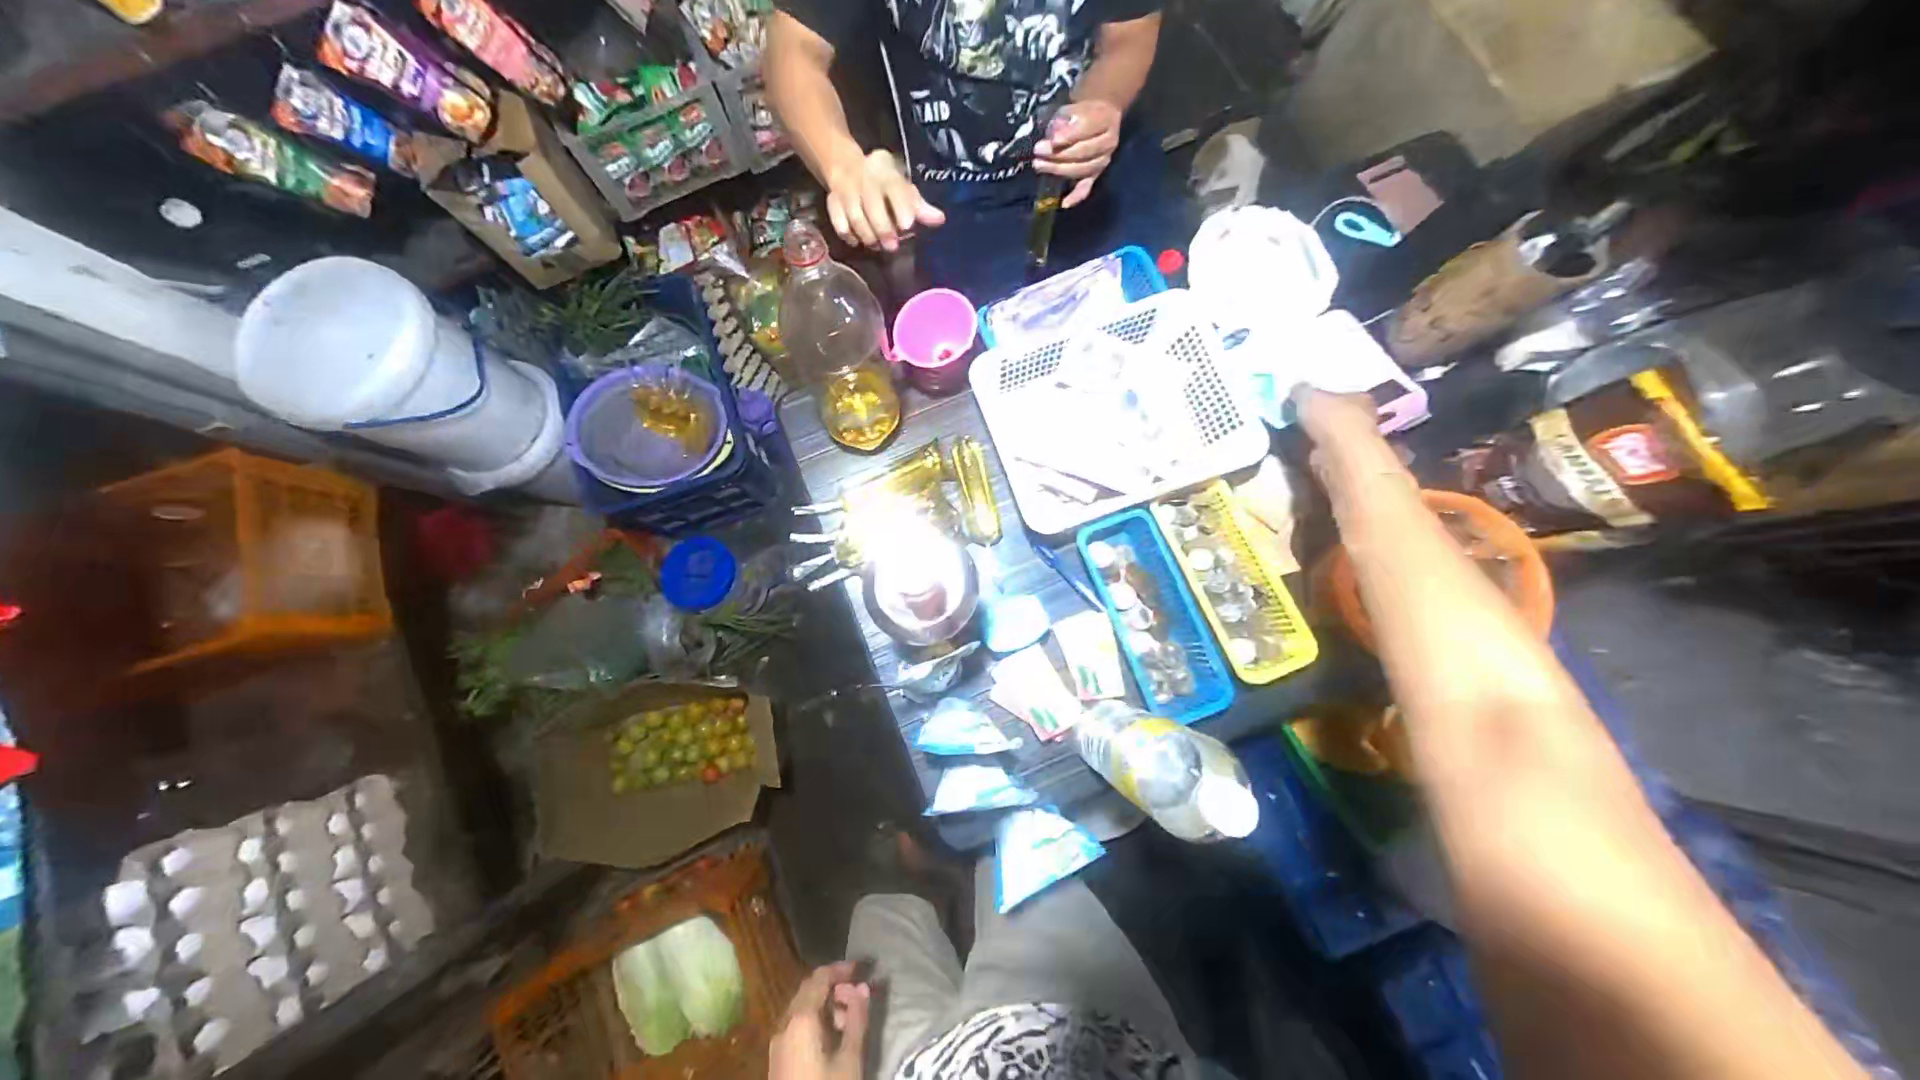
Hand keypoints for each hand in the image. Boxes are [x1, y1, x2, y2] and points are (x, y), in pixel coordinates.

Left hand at [770, 962, 870, 1079]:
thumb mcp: (850, 1059)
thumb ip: (858, 1019)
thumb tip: (863, 987)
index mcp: (800, 1019)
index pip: (819, 978)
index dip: (841, 969)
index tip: (863, 968)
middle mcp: (784, 1025)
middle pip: (808, 991)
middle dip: (835, 987)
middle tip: (859, 994)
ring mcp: (777, 1044)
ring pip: (802, 1010)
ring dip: (826, 1005)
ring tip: (850, 1018)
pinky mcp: (778, 1061)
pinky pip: (796, 1027)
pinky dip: (816, 1021)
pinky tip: (833, 1037)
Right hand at [825, 150, 945, 251]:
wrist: (845, 165)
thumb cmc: (882, 183)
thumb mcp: (902, 189)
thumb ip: (920, 206)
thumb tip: (940, 219)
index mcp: (885, 172)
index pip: (894, 187)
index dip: (901, 206)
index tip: (908, 225)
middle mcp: (864, 178)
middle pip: (872, 204)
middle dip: (882, 228)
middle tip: (892, 246)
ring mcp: (845, 189)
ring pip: (855, 215)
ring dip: (867, 234)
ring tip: (876, 245)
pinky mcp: (832, 201)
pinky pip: (838, 222)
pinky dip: (848, 235)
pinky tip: (857, 241)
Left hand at [1034, 100, 1122, 207]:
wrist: (1098, 118)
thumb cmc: (1080, 113)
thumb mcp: (1071, 109)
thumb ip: (1063, 121)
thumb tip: (1053, 138)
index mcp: (1104, 119)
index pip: (1086, 129)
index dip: (1068, 136)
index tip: (1052, 141)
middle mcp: (1108, 142)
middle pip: (1082, 152)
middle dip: (1058, 154)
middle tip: (1038, 152)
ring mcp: (1103, 161)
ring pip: (1082, 169)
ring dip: (1059, 170)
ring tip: (1039, 165)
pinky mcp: (1096, 175)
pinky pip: (1086, 187)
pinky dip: (1076, 196)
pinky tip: (1064, 203)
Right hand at [1291, 385, 1381, 446]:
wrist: (1338, 453)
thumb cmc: (1330, 417)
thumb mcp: (1308, 395)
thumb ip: (1300, 391)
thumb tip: (1295, 391)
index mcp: (1360, 397)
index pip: (1343, 393)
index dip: (1324, 395)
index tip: (1306, 400)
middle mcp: (1362, 418)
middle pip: (1337, 414)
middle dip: (1319, 416)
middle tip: (1297, 416)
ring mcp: (1353, 442)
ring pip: (1330, 434)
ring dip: (1314, 434)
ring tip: (1292, 432)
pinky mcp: (1342, 460)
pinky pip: (1322, 451)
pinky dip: (1311, 449)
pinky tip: (1298, 447)